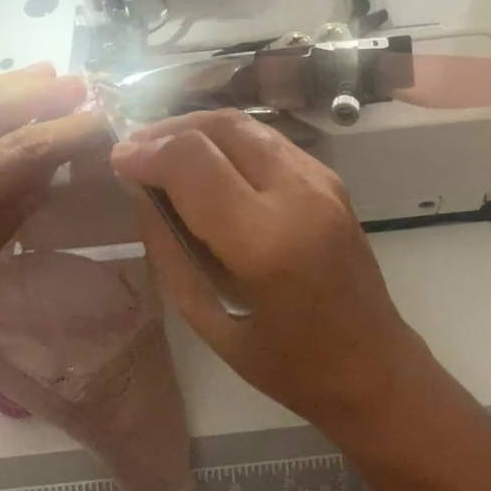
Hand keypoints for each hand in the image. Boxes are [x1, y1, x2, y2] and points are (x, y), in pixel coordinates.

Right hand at [110, 109, 431, 432]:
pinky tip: (205, 161)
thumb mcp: (209, 323)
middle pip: (221, 127)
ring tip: (162, 149)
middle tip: (134, 149)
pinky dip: (228, 139)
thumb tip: (142, 193)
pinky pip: (269, 140)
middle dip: (169, 130)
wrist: (372, 366)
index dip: (147, 154)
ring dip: (198, 128)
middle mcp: (298, 195)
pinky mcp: (330, 179)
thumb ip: (169, 253)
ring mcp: (321, 181)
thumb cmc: (288, 363)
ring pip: (247, 125)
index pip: (193, 163)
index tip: (118, 162)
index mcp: (266, 239)